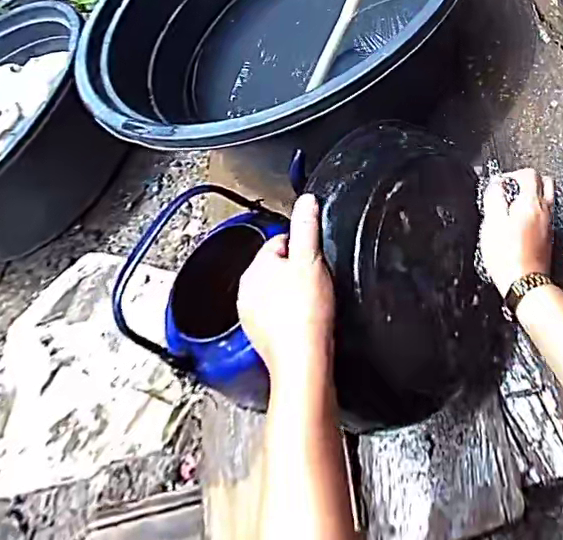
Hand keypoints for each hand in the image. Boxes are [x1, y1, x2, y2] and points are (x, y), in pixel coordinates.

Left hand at [237, 193, 334, 387]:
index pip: (280, 240)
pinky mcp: (263, 335)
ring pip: (280, 289)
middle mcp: (246, 291)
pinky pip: (281, 312)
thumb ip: (306, 226)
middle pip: (280, 265)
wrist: (304, 362)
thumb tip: (306, 199)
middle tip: (316, 282)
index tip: (315, 260)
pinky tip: (307, 319)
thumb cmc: (305, 314)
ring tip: (313, 302)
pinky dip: (293, 313)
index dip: (303, 247)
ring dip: (296, 292)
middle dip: (299, 270)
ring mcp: (253, 315)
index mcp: (254, 269)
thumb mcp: (310, 259)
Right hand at [480, 168, 553, 294]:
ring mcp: (549, 225)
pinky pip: (544, 215)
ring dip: (531, 196)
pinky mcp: (548, 238)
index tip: (500, 184)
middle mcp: (545, 211)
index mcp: (531, 203)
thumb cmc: (508, 257)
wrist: (525, 285)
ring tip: (513, 208)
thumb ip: (493, 197)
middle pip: (544, 182)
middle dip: (526, 181)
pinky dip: (534, 212)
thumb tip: (496, 185)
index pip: (529, 173)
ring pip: (546, 199)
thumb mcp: (491, 222)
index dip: (512, 174)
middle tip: (511, 190)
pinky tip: (519, 224)